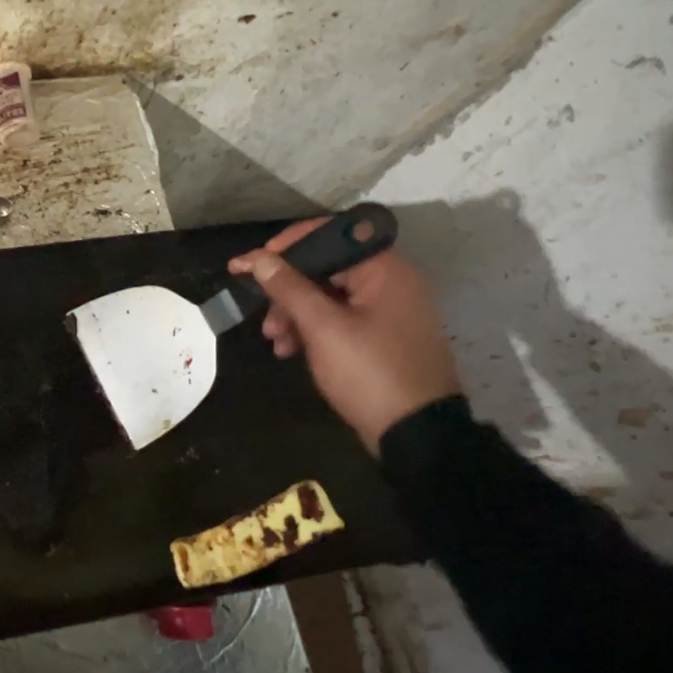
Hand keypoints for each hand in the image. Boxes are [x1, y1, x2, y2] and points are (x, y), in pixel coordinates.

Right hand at [230, 220, 460, 453]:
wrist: (417, 436)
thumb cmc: (370, 372)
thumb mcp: (322, 328)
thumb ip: (288, 287)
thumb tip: (258, 258)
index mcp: (385, 269)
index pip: (329, 235)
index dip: (287, 245)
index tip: (254, 264)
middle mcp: (391, 282)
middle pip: (326, 267)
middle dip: (287, 289)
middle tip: (261, 312)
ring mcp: (389, 312)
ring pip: (329, 296)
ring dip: (295, 313)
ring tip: (275, 340)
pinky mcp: (383, 337)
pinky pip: (340, 319)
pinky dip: (313, 329)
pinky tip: (290, 350)